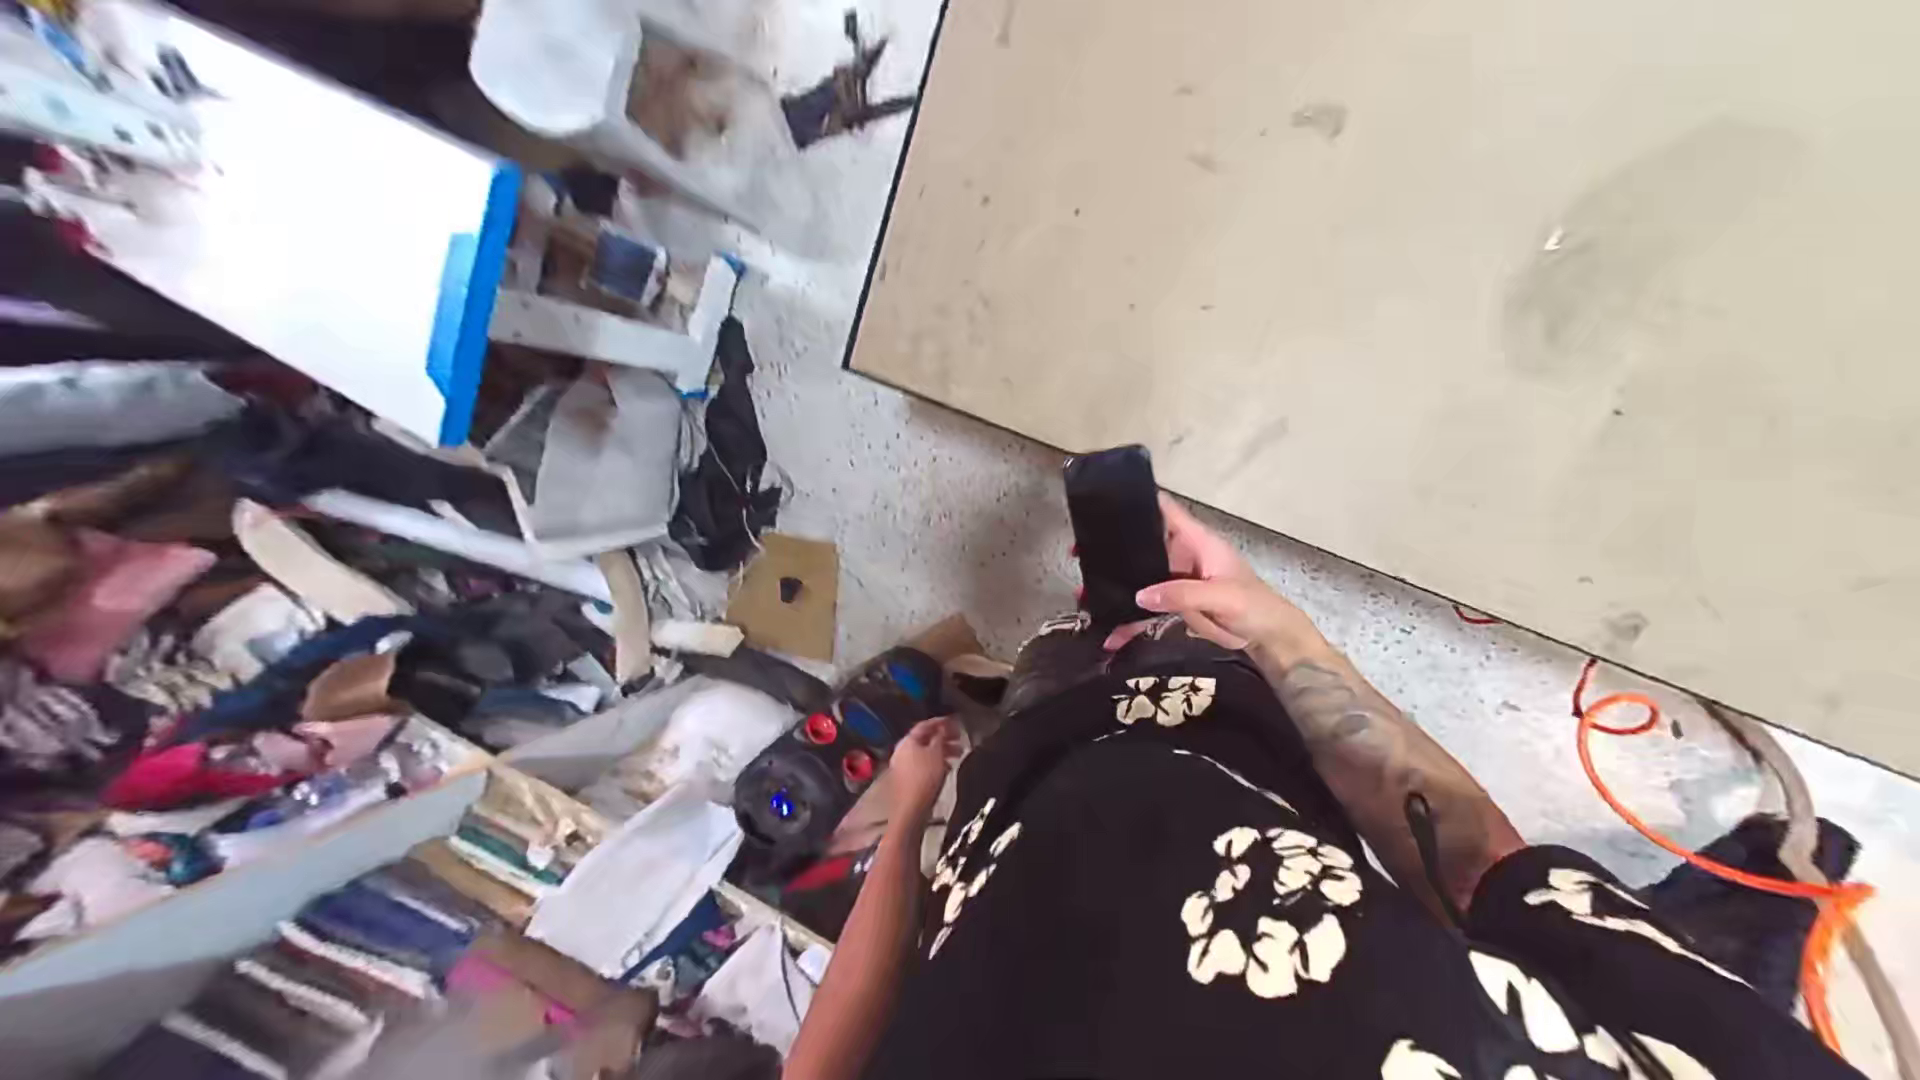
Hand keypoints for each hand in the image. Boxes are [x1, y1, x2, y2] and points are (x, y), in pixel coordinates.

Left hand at [888, 717, 961, 823]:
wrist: (911, 809)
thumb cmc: (924, 778)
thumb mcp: (937, 753)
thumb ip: (940, 737)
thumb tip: (942, 728)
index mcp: (907, 741)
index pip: (925, 725)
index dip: (941, 722)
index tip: (955, 722)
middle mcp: (901, 751)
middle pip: (925, 739)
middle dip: (943, 738)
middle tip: (960, 739)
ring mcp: (902, 766)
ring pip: (925, 753)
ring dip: (941, 751)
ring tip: (958, 755)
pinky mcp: (906, 780)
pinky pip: (923, 765)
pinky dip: (935, 763)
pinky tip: (947, 769)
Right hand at [1103, 494, 1322, 659]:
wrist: (1267, 639)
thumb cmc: (1254, 606)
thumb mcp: (1223, 595)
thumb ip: (1182, 592)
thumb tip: (1140, 596)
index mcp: (1196, 541)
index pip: (1166, 512)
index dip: (1140, 503)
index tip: (1108, 503)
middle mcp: (1180, 555)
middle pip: (1142, 544)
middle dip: (1112, 548)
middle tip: (1079, 551)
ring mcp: (1174, 580)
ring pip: (1137, 578)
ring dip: (1113, 586)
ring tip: (1083, 593)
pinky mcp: (1172, 604)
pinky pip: (1144, 610)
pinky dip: (1127, 622)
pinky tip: (1109, 636)